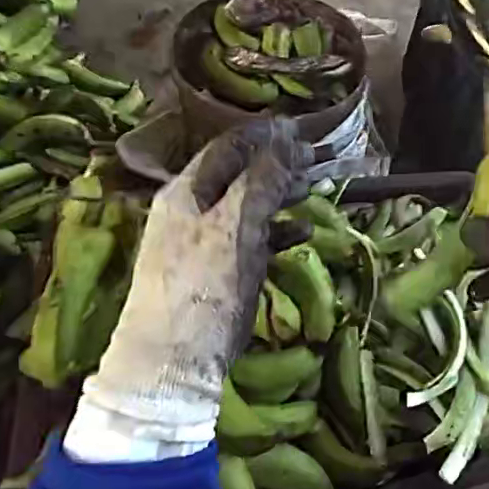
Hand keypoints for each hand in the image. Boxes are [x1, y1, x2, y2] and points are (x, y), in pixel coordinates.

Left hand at [65, 121, 308, 461]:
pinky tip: (303, 232)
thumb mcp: (236, 226)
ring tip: (314, 187)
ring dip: (281, 193)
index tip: (300, 129)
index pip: (229, 146)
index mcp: (188, 190)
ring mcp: (205, 240)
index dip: (264, 134)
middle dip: (278, 162)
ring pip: (249, 204)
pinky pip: (252, 238)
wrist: (172, 360)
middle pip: (241, 173)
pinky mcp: (219, 269)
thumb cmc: (203, 286)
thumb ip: (262, 180)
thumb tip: (288, 139)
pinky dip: (278, 231)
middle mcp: (193, 208)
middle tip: (316, 157)